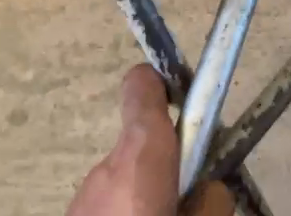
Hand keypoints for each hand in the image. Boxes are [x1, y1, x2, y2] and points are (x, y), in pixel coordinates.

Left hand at [65, 66, 234, 215]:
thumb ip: (209, 202)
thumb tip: (207, 191)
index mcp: (140, 157)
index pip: (142, 88)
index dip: (162, 87)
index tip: (185, 102)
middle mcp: (105, 169)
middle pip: (146, 150)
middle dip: (171, 173)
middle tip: (191, 210)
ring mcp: (80, 201)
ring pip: (126, 187)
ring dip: (146, 204)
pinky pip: (108, 212)